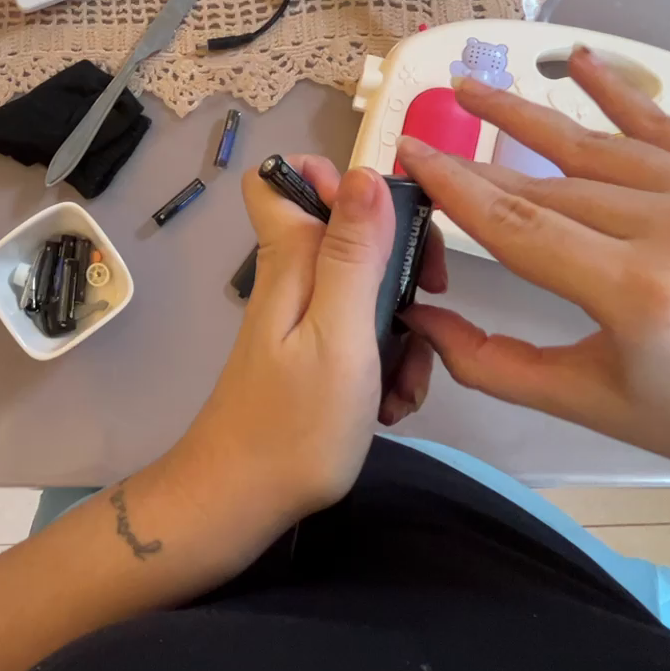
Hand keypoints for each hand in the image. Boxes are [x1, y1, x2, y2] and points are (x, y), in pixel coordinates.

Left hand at [172, 157, 443, 524]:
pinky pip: (358, 334)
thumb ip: (351, 252)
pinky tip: (389, 403)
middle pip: (345, 232)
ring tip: (403, 380)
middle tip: (426, 298)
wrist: (243, 499)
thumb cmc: (295, 421)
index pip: (278, 180)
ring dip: (399, 327)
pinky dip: (383, 361)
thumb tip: (362, 171)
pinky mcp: (313, 354)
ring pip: (364, 291)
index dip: (325, 176)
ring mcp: (302, 318)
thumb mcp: (338, 332)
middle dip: (396, 260)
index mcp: (290, 259)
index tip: (380, 211)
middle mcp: (292, 278)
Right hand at [396, 47, 669, 500]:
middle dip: (476, 160)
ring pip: (599, 146)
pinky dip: (621, 94)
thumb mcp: (587, 403)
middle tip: (424, 132)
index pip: (515, 222)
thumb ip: (488, 361)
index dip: (451, 183)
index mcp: (637, 296)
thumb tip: (418, 315)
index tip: (406, 151)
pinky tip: (578, 63)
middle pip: (549, 182)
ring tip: (469, 87)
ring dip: (526, 114)